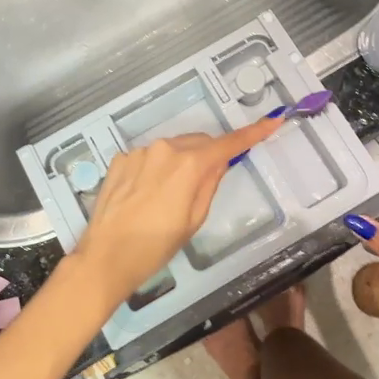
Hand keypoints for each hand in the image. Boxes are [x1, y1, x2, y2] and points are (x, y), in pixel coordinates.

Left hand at [72, 114, 286, 304]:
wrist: (106, 257)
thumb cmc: (156, 246)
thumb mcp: (193, 219)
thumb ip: (209, 184)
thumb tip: (219, 162)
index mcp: (188, 164)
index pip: (227, 144)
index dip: (252, 133)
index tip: (272, 121)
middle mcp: (164, 149)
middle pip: (198, 143)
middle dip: (207, 156)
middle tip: (204, 186)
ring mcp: (138, 152)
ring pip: (171, 149)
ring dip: (179, 163)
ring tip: (167, 199)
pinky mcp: (119, 160)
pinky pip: (148, 158)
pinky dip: (155, 169)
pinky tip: (145, 196)